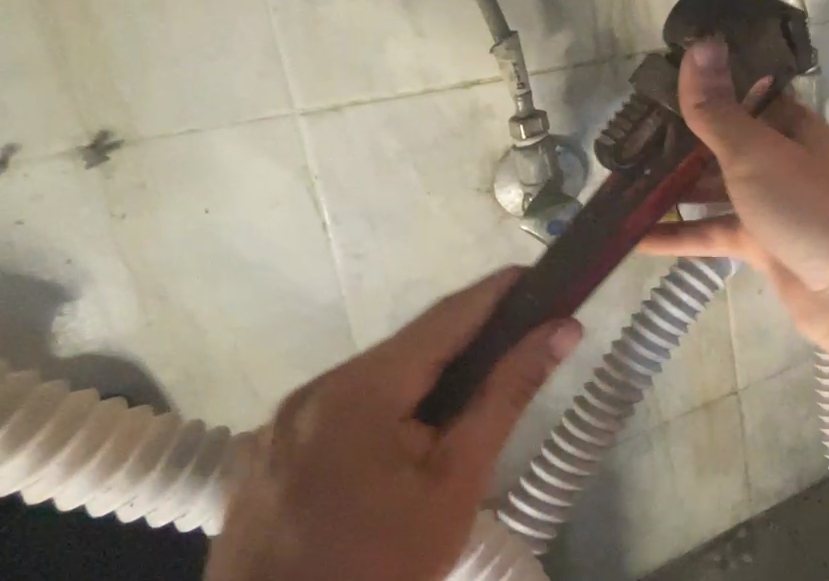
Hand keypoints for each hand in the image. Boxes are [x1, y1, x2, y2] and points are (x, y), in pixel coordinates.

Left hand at [207, 269, 581, 580]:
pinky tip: (418, 440)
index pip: (447, 316)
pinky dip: (392, 408)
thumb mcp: (459, 479)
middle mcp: (309, 394)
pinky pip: (345, 411)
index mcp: (356, 392)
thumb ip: (508, 392)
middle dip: (472, 341)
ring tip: (482, 397)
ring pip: (378, 379)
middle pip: (410, 347)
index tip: (547, 276)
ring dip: (432, 377)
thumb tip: (563, 328)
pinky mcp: (266, 459)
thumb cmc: (381, 567)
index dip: (500, 291)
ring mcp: (278, 428)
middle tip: (529, 345)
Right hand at [639, 39, 828, 351]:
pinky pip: (718, 234)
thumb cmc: (813, 209)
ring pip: (721, 189)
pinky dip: (682, 235)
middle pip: (731, 143)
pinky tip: (636, 236)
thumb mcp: (758, 153)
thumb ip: (720, 109)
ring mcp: (778, 206)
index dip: (711, 86)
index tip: (657, 83)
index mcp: (797, 129)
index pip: (751, 95)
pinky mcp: (767, 248)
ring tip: (620, 181)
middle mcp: (789, 161)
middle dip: (685, 140)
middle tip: (625, 134)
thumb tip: (700, 44)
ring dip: (678, 187)